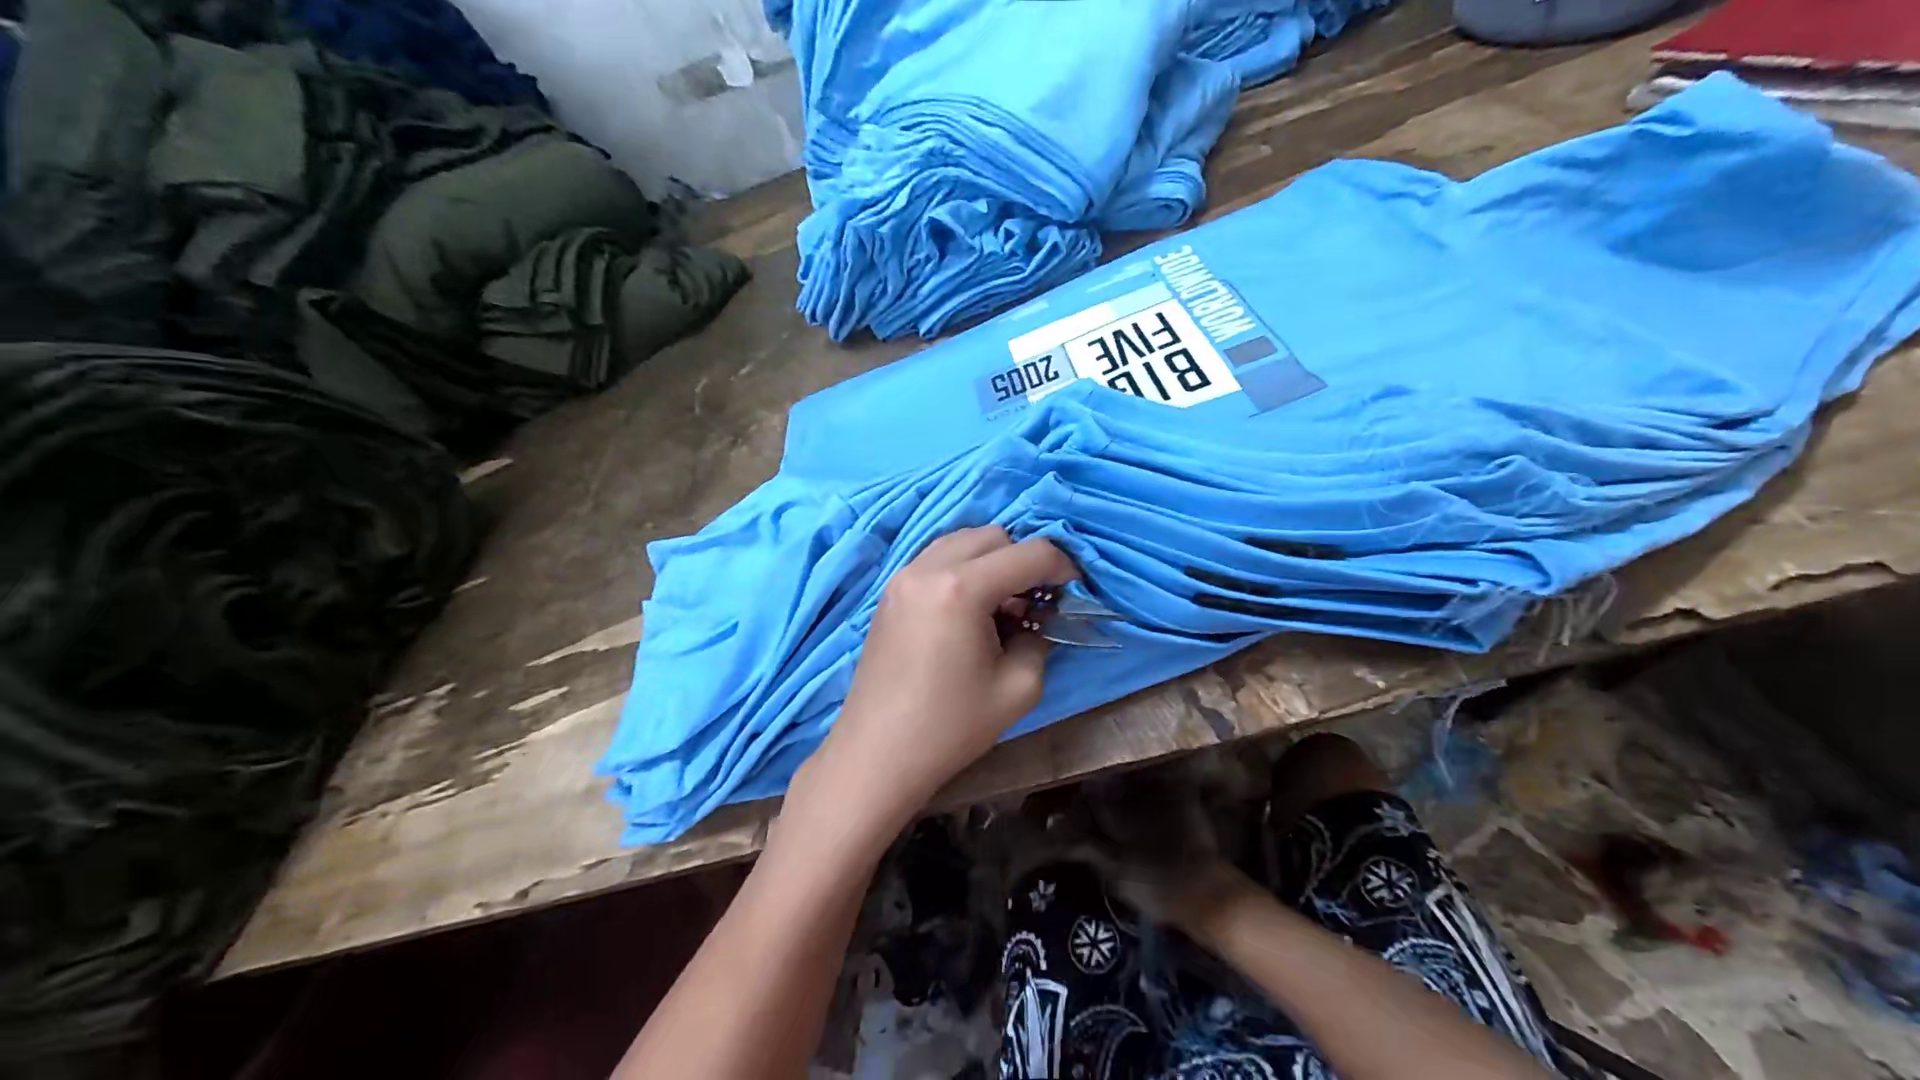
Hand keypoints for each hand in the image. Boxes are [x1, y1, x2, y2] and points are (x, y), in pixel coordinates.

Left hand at [789, 526, 1077, 838]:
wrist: (877, 753)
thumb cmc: (950, 727)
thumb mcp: (1019, 687)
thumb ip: (1039, 639)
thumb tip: (1035, 618)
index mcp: (961, 588)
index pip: (1029, 553)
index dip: (1062, 567)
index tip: (1074, 592)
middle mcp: (928, 568)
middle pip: (994, 536)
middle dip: (1024, 560)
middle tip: (1035, 603)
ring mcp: (903, 576)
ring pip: (962, 541)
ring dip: (992, 561)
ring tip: (1002, 606)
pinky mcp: (890, 592)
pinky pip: (937, 559)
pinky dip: (963, 569)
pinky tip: (970, 610)